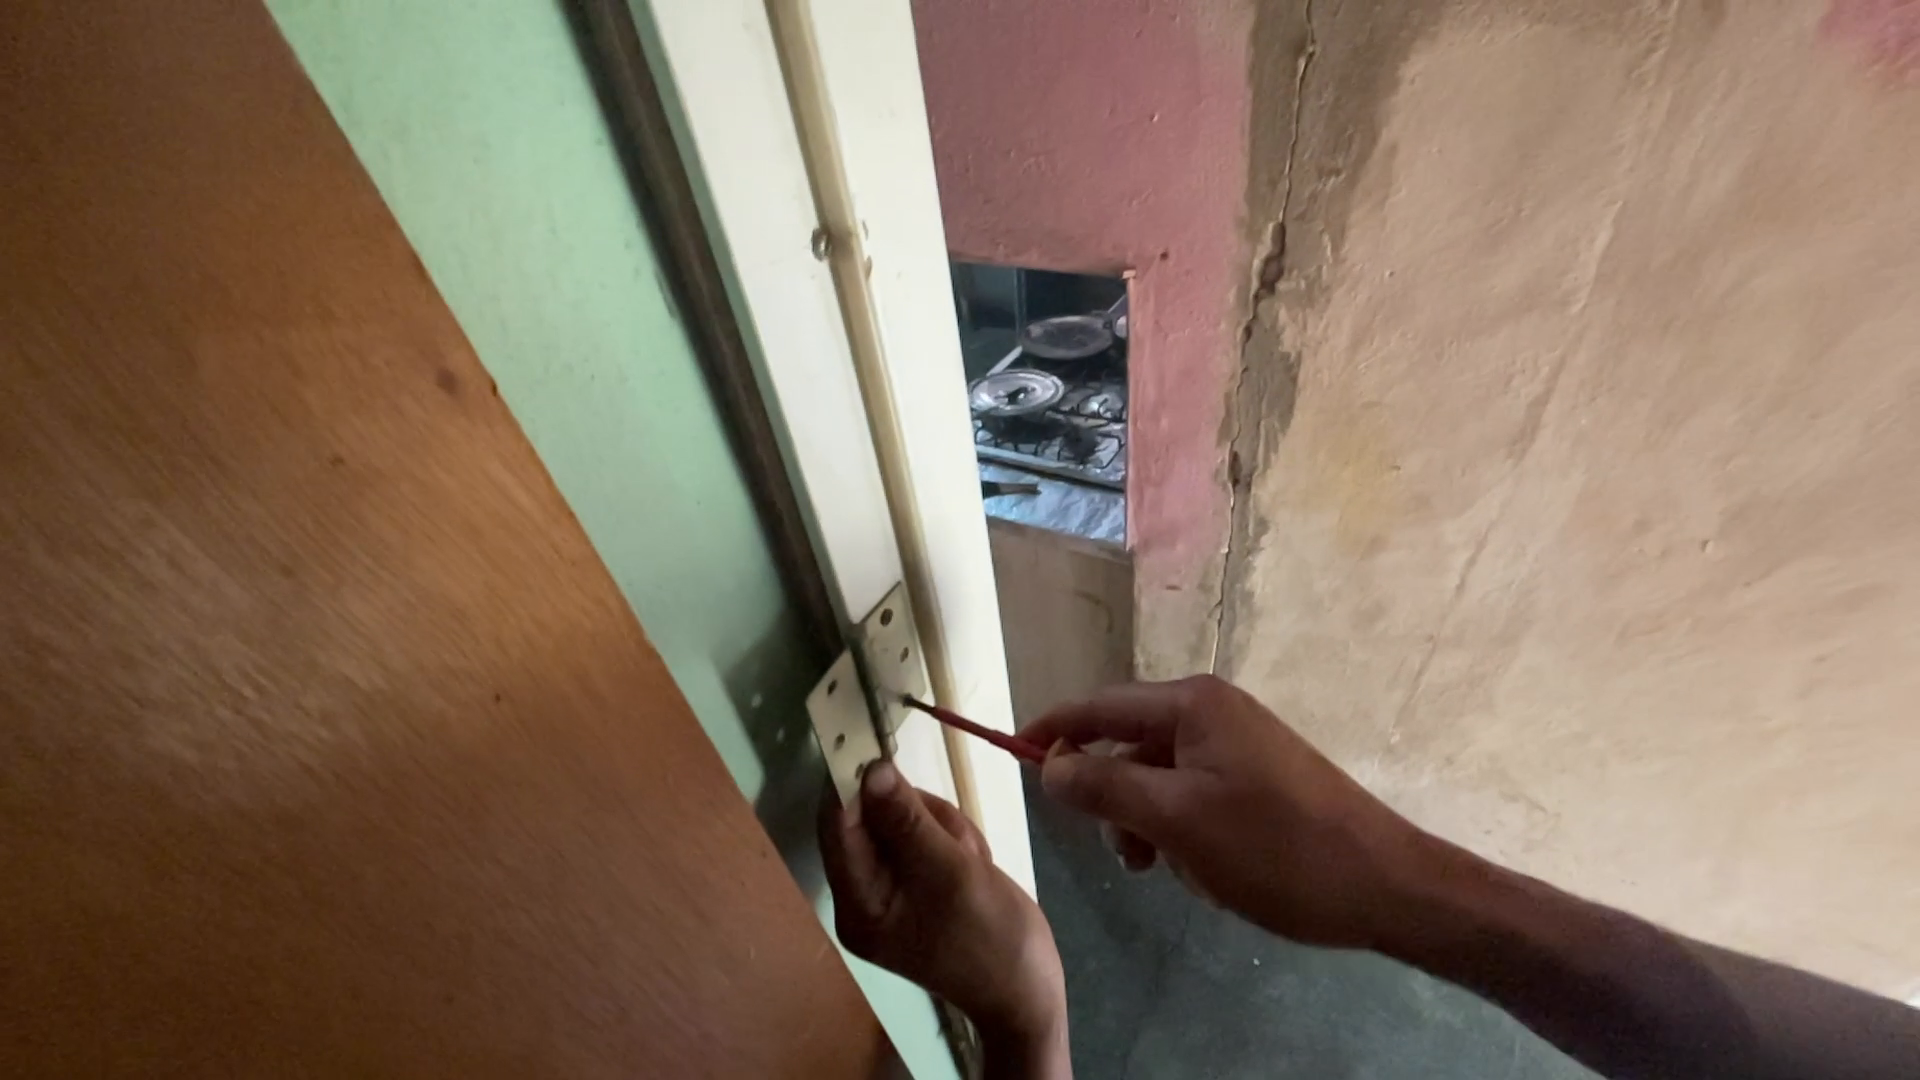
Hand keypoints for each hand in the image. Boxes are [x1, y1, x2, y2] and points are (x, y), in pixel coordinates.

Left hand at [819, 761, 1065, 1042]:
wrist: (1030, 988)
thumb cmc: (992, 936)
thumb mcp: (951, 872)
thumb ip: (907, 819)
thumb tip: (870, 769)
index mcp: (857, 903)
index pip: (837, 825)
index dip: (849, 779)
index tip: (873, 739)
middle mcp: (860, 894)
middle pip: (872, 816)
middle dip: (919, 814)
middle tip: (956, 840)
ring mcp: (888, 887)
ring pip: (903, 816)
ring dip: (941, 825)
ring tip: (971, 859)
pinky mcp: (914, 878)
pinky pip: (923, 830)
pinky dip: (950, 835)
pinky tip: (973, 862)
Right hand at [1025, 676, 1432, 950]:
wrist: (1390, 887)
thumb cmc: (1275, 848)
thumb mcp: (1175, 820)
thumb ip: (1103, 788)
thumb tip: (1048, 766)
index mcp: (1191, 704)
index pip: (1099, 706)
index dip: (1053, 729)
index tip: (1013, 751)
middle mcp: (1211, 710)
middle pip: (1129, 743)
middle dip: (1115, 798)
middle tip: (1125, 853)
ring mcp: (1236, 742)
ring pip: (1158, 775)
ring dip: (1148, 821)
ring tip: (1172, 869)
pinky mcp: (1254, 775)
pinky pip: (1191, 792)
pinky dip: (1180, 828)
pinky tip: (1203, 868)